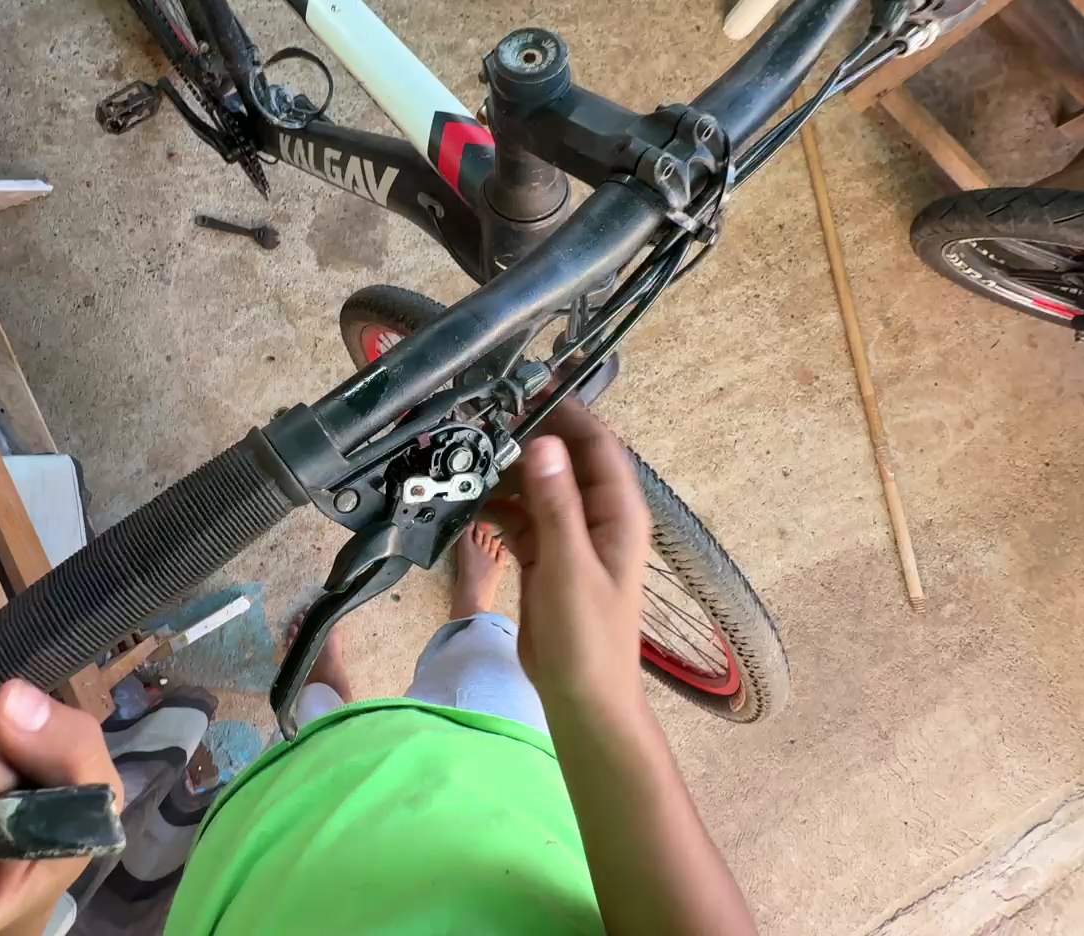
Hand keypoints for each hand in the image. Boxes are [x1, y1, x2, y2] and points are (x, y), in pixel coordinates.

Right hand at [491, 401, 652, 716]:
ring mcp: (569, 535)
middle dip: (527, 438)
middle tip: (482, 420)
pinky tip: (469, 502)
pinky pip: (521, 517)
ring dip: (507, 473)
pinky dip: (498, 507)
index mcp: (616, 512)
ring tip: (467, 456)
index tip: (528, 387)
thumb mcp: (569, 565)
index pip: (597, 445)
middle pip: (562, 461)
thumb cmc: (587, 636)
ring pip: (537, 487)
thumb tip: (543, 442)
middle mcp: (595, 515)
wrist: (580, 697)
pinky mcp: (546, 554)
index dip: (568, 412)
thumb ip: (556, 504)